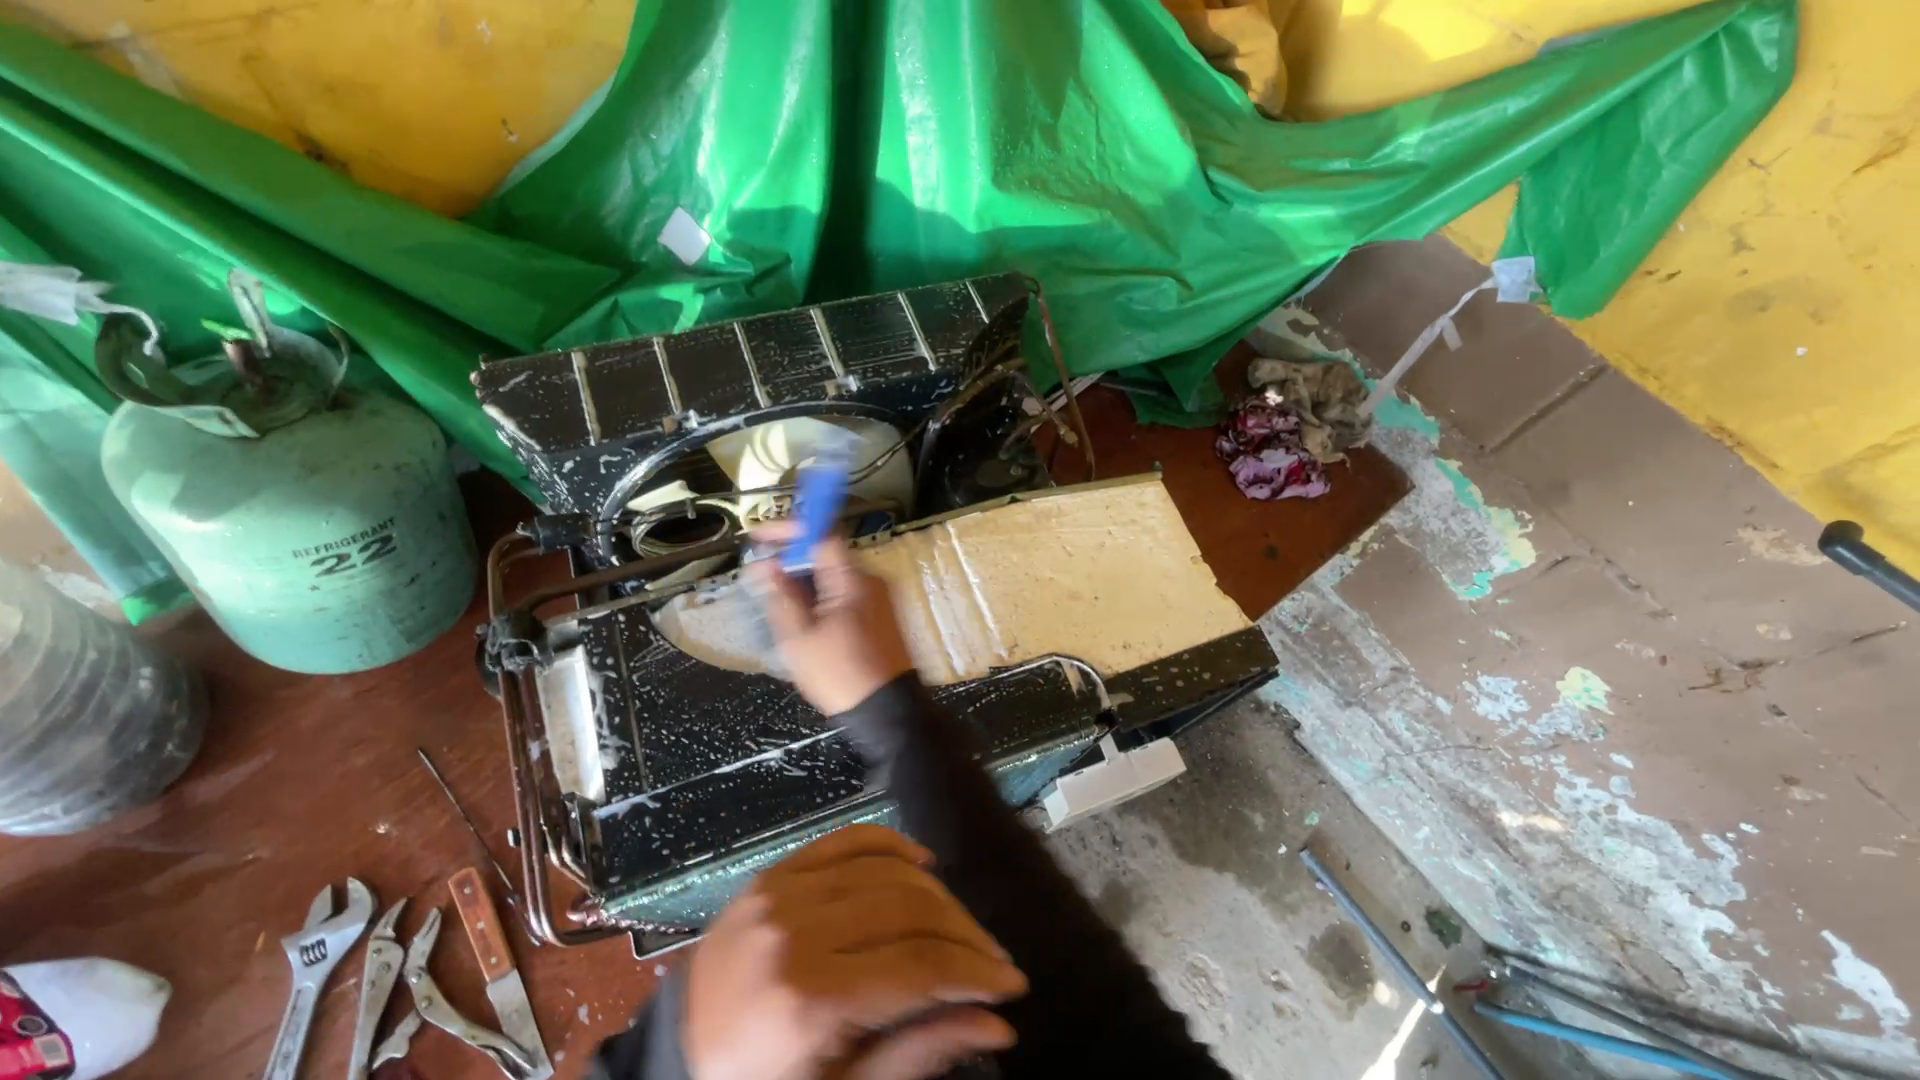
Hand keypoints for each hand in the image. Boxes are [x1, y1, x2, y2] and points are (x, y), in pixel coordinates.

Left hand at [682, 825, 1025, 1079]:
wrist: (679, 1052)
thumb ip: (918, 1053)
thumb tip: (997, 1023)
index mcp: (809, 1000)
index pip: (919, 968)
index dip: (975, 973)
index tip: (1012, 984)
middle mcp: (796, 932)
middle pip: (909, 911)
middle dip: (965, 936)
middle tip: (994, 961)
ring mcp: (781, 892)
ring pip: (886, 872)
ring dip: (938, 895)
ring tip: (964, 928)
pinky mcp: (773, 872)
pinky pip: (845, 841)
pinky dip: (891, 845)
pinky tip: (923, 865)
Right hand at [751, 529, 916, 715]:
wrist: (889, 713)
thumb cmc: (841, 675)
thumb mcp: (799, 637)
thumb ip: (780, 595)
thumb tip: (764, 564)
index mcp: (853, 580)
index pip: (820, 534)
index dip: (788, 531)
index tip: (760, 538)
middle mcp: (871, 582)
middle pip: (827, 556)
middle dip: (792, 561)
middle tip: (762, 576)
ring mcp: (880, 600)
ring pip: (835, 577)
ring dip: (805, 582)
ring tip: (777, 601)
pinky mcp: (882, 618)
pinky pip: (847, 595)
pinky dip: (822, 598)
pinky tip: (803, 619)